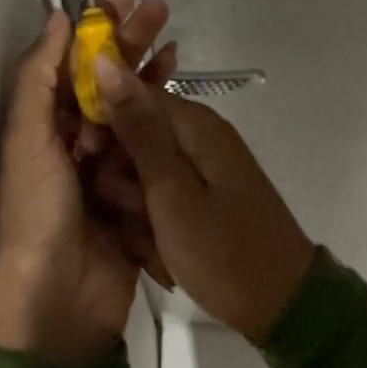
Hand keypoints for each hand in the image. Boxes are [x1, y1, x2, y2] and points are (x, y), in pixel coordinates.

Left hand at [0, 0, 174, 365]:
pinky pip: (148, 140)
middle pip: (101, 77)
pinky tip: (177, 86)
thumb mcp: (29, 142)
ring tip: (173, 37)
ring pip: (128, 104)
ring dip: (146, 70)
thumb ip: (40, 78)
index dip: (93, 26)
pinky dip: (161, 112)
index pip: (69, 61)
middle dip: (126, 40)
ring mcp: (105, 163)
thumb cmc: (38, 215)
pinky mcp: (135, 188)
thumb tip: (58, 19)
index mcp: (40, 124)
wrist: (63, 305)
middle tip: (157, 6)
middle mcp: (70, 137)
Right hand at [94, 55, 316, 343]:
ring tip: (143, 236)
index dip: (101, 123)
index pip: (128, 94)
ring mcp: (204, 163)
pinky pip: (161, 187)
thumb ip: (138, 129)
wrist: (281, 305)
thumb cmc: (222, 251)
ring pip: (142, 164)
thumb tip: (106, 62)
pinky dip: (151, 213)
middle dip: (117, 170)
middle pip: (134, 130)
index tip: (85, 158)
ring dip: (132, 199)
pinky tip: (152, 243)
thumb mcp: (170, 192)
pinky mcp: (204, 191)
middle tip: (125, 209)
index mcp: (193, 123)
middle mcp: (199, 133)